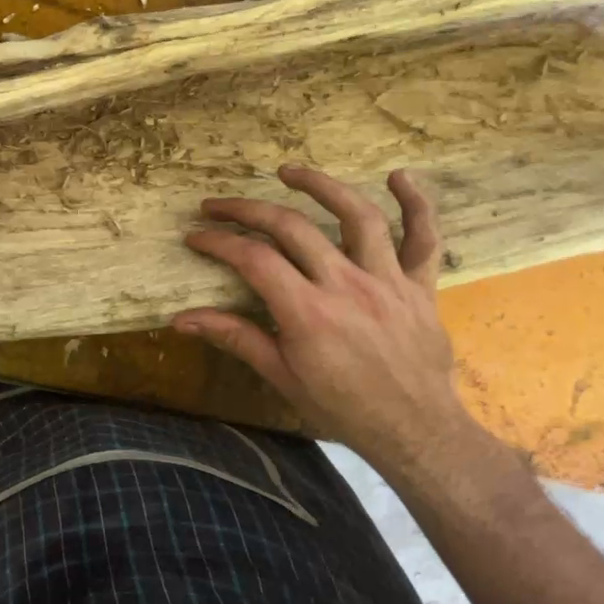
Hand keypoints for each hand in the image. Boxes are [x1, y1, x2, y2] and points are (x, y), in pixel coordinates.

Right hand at [173, 165, 482, 473]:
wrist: (418, 432)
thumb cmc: (342, 407)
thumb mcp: (280, 375)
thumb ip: (234, 337)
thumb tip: (179, 319)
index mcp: (308, 312)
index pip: (253, 259)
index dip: (218, 242)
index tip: (195, 237)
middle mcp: (347, 287)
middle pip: (292, 227)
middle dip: (247, 209)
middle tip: (216, 205)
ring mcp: (387, 282)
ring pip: (358, 217)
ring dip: (322, 187)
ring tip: (289, 171)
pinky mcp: (419, 287)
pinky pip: (424, 240)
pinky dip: (417, 206)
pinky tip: (400, 177)